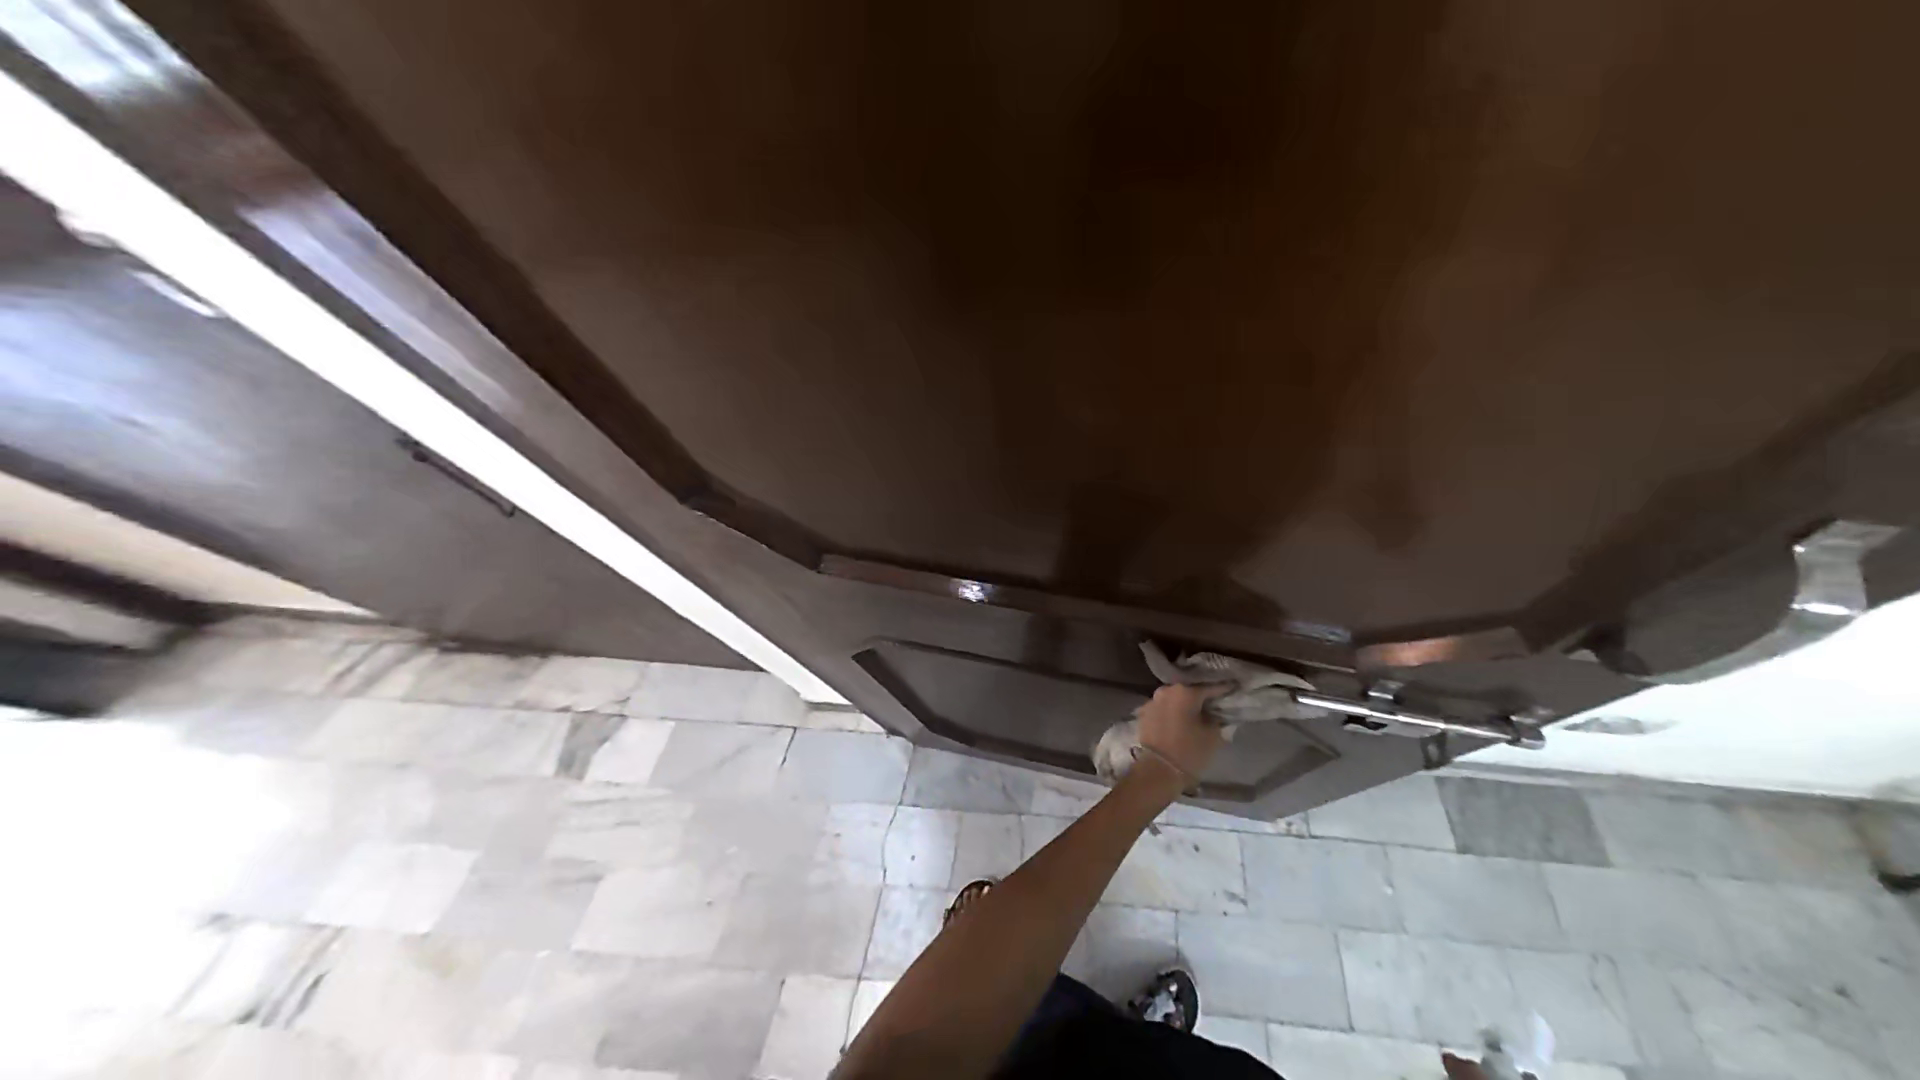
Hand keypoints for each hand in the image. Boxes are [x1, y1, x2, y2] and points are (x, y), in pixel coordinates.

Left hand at [1134, 683, 1230, 783]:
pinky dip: (1172, 712)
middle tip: (1213, 703)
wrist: (1158, 770)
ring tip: (1196, 712)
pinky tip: (1179, 719)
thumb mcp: (1213, 735)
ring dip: (1184, 704)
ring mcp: (1152, 701)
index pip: (1209, 688)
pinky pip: (1163, 708)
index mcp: (1185, 692)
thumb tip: (1216, 713)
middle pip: (1188, 691)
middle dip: (1201, 696)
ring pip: (1174, 698)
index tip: (1232, 690)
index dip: (1222, 690)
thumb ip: (1217, 719)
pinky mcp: (1143, 713)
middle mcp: (1166, 691)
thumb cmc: (1190, 751)